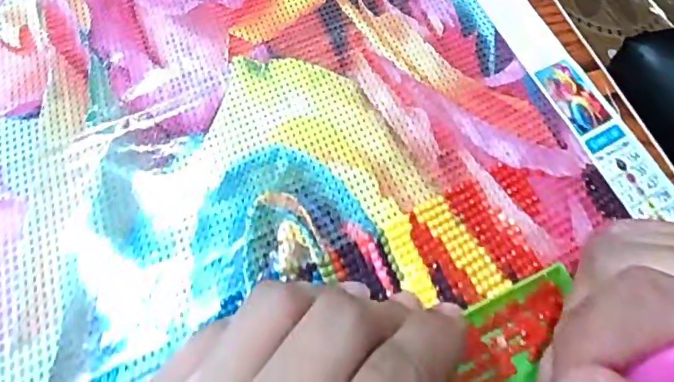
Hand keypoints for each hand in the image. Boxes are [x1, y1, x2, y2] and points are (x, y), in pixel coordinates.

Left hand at [154, 281, 466, 381]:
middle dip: (385, 314)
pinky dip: (258, 320)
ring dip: (325, 300)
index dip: (432, 346)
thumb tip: (431, 354)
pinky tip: (286, 327)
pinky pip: (215, 326)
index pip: (388, 381)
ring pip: (274, 303)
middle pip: (334, 324)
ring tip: (354, 312)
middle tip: (411, 320)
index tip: (458, 324)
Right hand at [544, 221, 673, 381]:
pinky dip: (621, 290)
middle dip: (582, 326)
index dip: (588, 346)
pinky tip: (639, 342)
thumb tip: (577, 379)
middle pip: (623, 256)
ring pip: (625, 240)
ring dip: (595, 305)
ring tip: (604, 365)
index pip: (649, 298)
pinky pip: (650, 244)